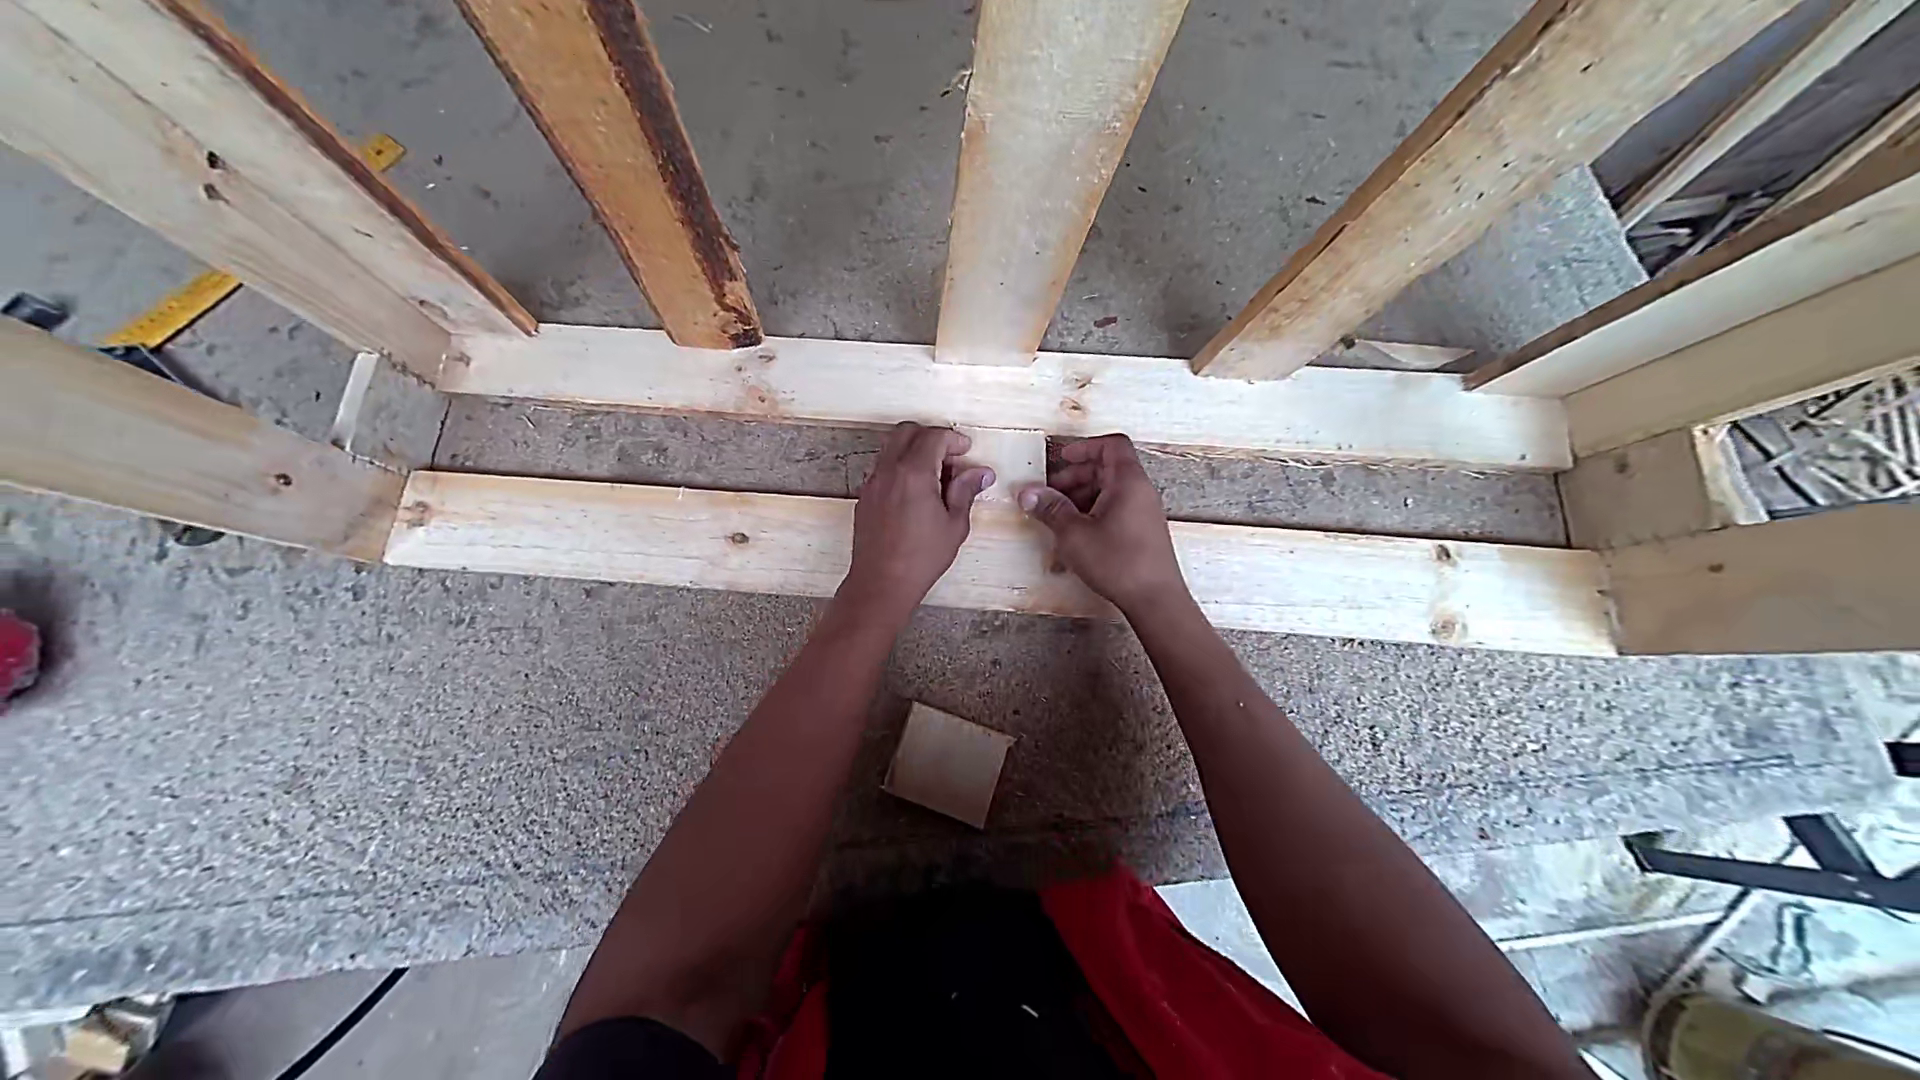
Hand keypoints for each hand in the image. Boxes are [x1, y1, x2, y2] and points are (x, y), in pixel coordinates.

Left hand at [841, 423, 994, 619]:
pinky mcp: (865, 497)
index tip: (965, 449)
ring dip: (914, 450)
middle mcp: (889, 472)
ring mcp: (873, 483)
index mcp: (914, 474)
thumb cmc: (919, 559)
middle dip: (932, 437)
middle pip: (907, 432)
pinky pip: (883, 467)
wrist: (881, 583)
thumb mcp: (954, 525)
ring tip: (935, 476)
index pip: (934, 437)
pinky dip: (900, 466)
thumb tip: (980, 473)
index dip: (953, 439)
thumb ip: (966, 492)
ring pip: (892, 447)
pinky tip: (917, 491)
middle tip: (951, 457)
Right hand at [1018, 434, 1189, 614]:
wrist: (1154, 599)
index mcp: (1128, 481)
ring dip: (1080, 496)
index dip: (1085, 447)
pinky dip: (1093, 511)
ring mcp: (1143, 511)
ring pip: (1108, 490)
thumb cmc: (1119, 563)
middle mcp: (1140, 491)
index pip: (1111, 445)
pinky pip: (1115, 508)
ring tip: (1057, 515)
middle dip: (1074, 477)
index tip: (1062, 458)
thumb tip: (1028, 493)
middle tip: (1049, 493)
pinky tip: (1075, 533)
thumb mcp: (1074, 534)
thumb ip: (1050, 509)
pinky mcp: (1141, 530)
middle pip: (1106, 467)